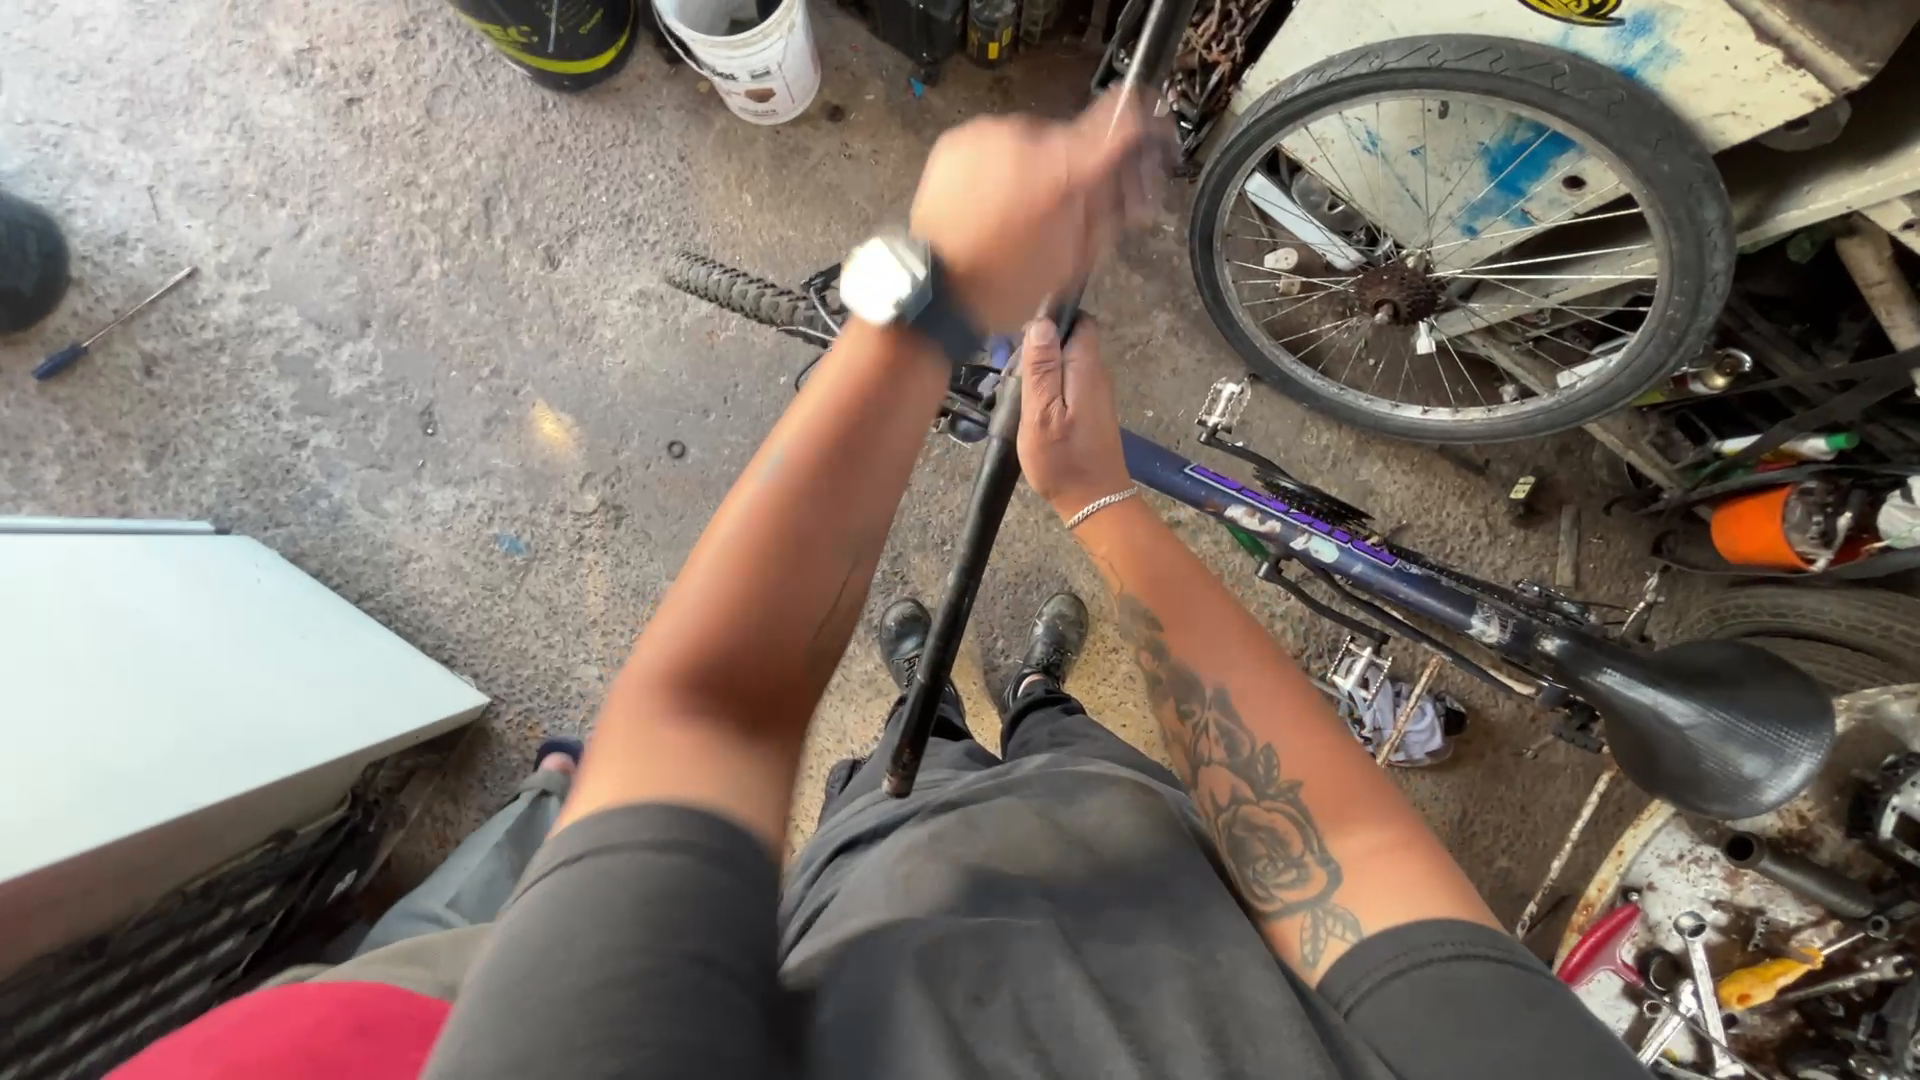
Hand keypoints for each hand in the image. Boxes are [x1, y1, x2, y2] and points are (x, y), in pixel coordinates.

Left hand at [910, 91, 1164, 333]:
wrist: (935, 291)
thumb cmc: (1002, 288)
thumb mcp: (1070, 262)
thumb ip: (1106, 215)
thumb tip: (1131, 184)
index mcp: (1063, 171)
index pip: (1121, 122)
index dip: (1139, 130)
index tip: (1143, 138)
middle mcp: (1027, 140)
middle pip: (1070, 142)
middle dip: (1072, 172)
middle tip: (1062, 210)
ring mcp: (988, 136)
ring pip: (1030, 144)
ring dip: (1033, 170)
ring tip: (1016, 215)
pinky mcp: (959, 141)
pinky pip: (994, 146)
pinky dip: (999, 168)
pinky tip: (991, 204)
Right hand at [1017, 317, 1132, 523]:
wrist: (1092, 501)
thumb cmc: (1062, 460)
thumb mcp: (1041, 413)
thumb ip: (1041, 369)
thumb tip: (1041, 323)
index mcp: (1086, 368)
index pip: (1077, 321)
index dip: (1050, 321)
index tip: (1022, 340)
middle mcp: (1097, 374)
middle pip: (1070, 340)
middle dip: (1042, 347)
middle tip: (1013, 370)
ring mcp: (1096, 393)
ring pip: (1067, 363)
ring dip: (1042, 370)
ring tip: (1018, 389)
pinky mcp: (1091, 410)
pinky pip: (1068, 383)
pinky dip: (1049, 388)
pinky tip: (1031, 406)